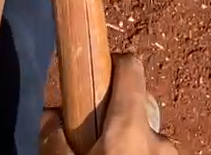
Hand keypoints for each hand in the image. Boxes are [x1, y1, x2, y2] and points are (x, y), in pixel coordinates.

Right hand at [38, 55, 176, 154]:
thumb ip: (55, 139)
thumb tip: (51, 115)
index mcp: (131, 127)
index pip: (129, 66)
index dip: (110, 64)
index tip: (91, 80)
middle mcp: (160, 139)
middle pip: (135, 108)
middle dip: (114, 119)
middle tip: (91, 143)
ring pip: (145, 138)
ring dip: (127, 146)